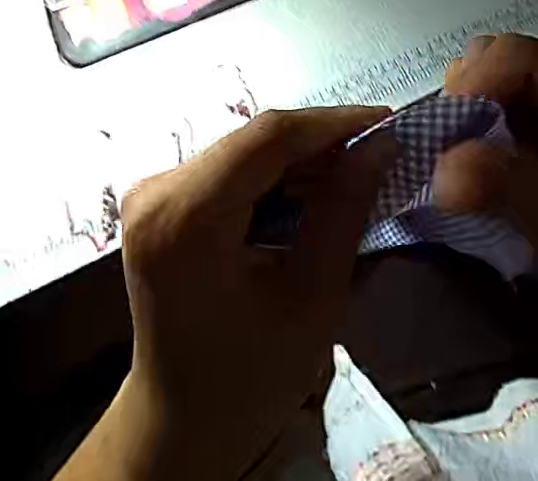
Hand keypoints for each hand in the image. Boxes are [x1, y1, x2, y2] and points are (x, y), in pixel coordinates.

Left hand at [65, 106, 395, 480]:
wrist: (180, 416)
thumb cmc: (248, 377)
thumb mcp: (312, 301)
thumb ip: (342, 213)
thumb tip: (378, 145)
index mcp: (183, 218)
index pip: (265, 138)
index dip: (330, 123)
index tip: (386, 123)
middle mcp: (156, 189)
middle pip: (252, 139)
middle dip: (320, 141)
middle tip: (379, 150)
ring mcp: (152, 189)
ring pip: (242, 148)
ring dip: (299, 157)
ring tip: (354, 171)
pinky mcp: (160, 196)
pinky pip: (227, 166)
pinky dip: (273, 173)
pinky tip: (311, 189)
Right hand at [435, 35, 537, 354]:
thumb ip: (503, 184)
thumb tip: (440, 167)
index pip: (527, 57)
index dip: (477, 83)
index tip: (443, 130)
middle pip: (507, 61)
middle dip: (469, 99)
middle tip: (447, 148)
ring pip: (496, 80)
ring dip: (468, 115)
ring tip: (460, 158)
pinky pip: (499, 105)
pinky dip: (476, 128)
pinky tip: (475, 161)